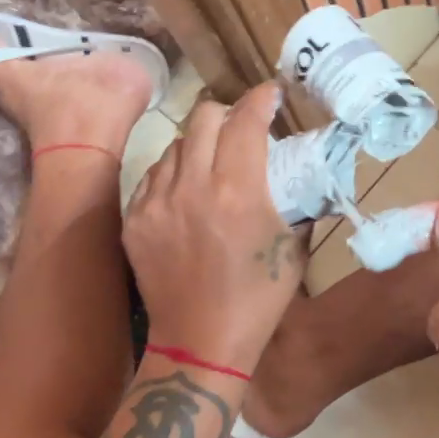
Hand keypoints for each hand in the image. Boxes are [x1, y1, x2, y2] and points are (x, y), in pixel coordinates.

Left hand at [125, 84, 304, 371]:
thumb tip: (304, 176)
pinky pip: (153, 176)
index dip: (261, 99)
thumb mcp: (292, 251)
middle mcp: (194, 185)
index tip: (270, 95)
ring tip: (212, 165)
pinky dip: (173, 175)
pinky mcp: (134, 219)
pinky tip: (186, 194)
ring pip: (176, 144)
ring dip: (199, 144)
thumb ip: (295, 204)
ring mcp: (157, 201)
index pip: (246, 119)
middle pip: (205, 116)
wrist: (201, 342)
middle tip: (241, 128)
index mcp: (239, 191)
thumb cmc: (258, 302)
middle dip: (228, 113)